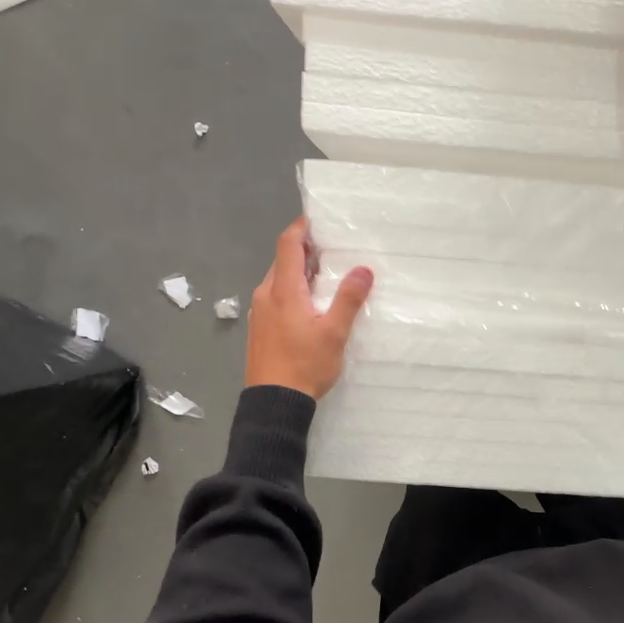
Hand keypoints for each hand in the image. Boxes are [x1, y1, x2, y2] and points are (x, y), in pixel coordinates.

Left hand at [245, 217, 372, 399]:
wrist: (274, 401)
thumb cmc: (305, 364)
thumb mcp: (334, 332)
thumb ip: (349, 299)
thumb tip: (363, 269)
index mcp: (283, 290)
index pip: (288, 244)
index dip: (301, 228)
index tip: (319, 221)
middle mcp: (265, 295)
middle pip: (283, 262)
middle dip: (305, 252)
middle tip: (333, 251)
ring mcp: (260, 313)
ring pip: (279, 282)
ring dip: (300, 275)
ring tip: (326, 280)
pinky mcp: (260, 329)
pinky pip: (276, 300)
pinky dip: (292, 293)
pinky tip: (310, 309)